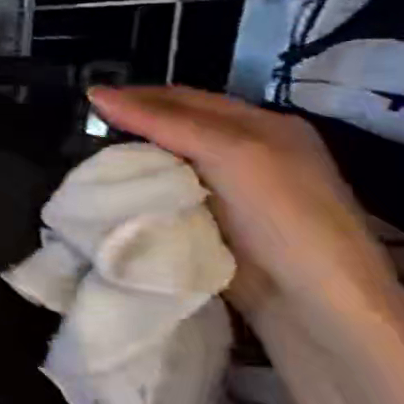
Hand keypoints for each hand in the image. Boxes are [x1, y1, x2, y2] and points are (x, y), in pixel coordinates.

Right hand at [86, 85, 403, 336]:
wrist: (320, 309)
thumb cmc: (284, 217)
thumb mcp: (229, 154)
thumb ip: (163, 121)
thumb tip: (94, 93)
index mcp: (265, 127)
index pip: (186, 98)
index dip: (137, 96)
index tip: (87, 103)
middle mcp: (252, 153)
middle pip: (175, 128)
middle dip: (131, 128)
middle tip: (84, 132)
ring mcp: (236, 192)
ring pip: (168, 161)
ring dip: (133, 160)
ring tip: (91, 161)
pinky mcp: (217, 225)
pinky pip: (168, 193)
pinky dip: (142, 189)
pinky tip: (117, 191)